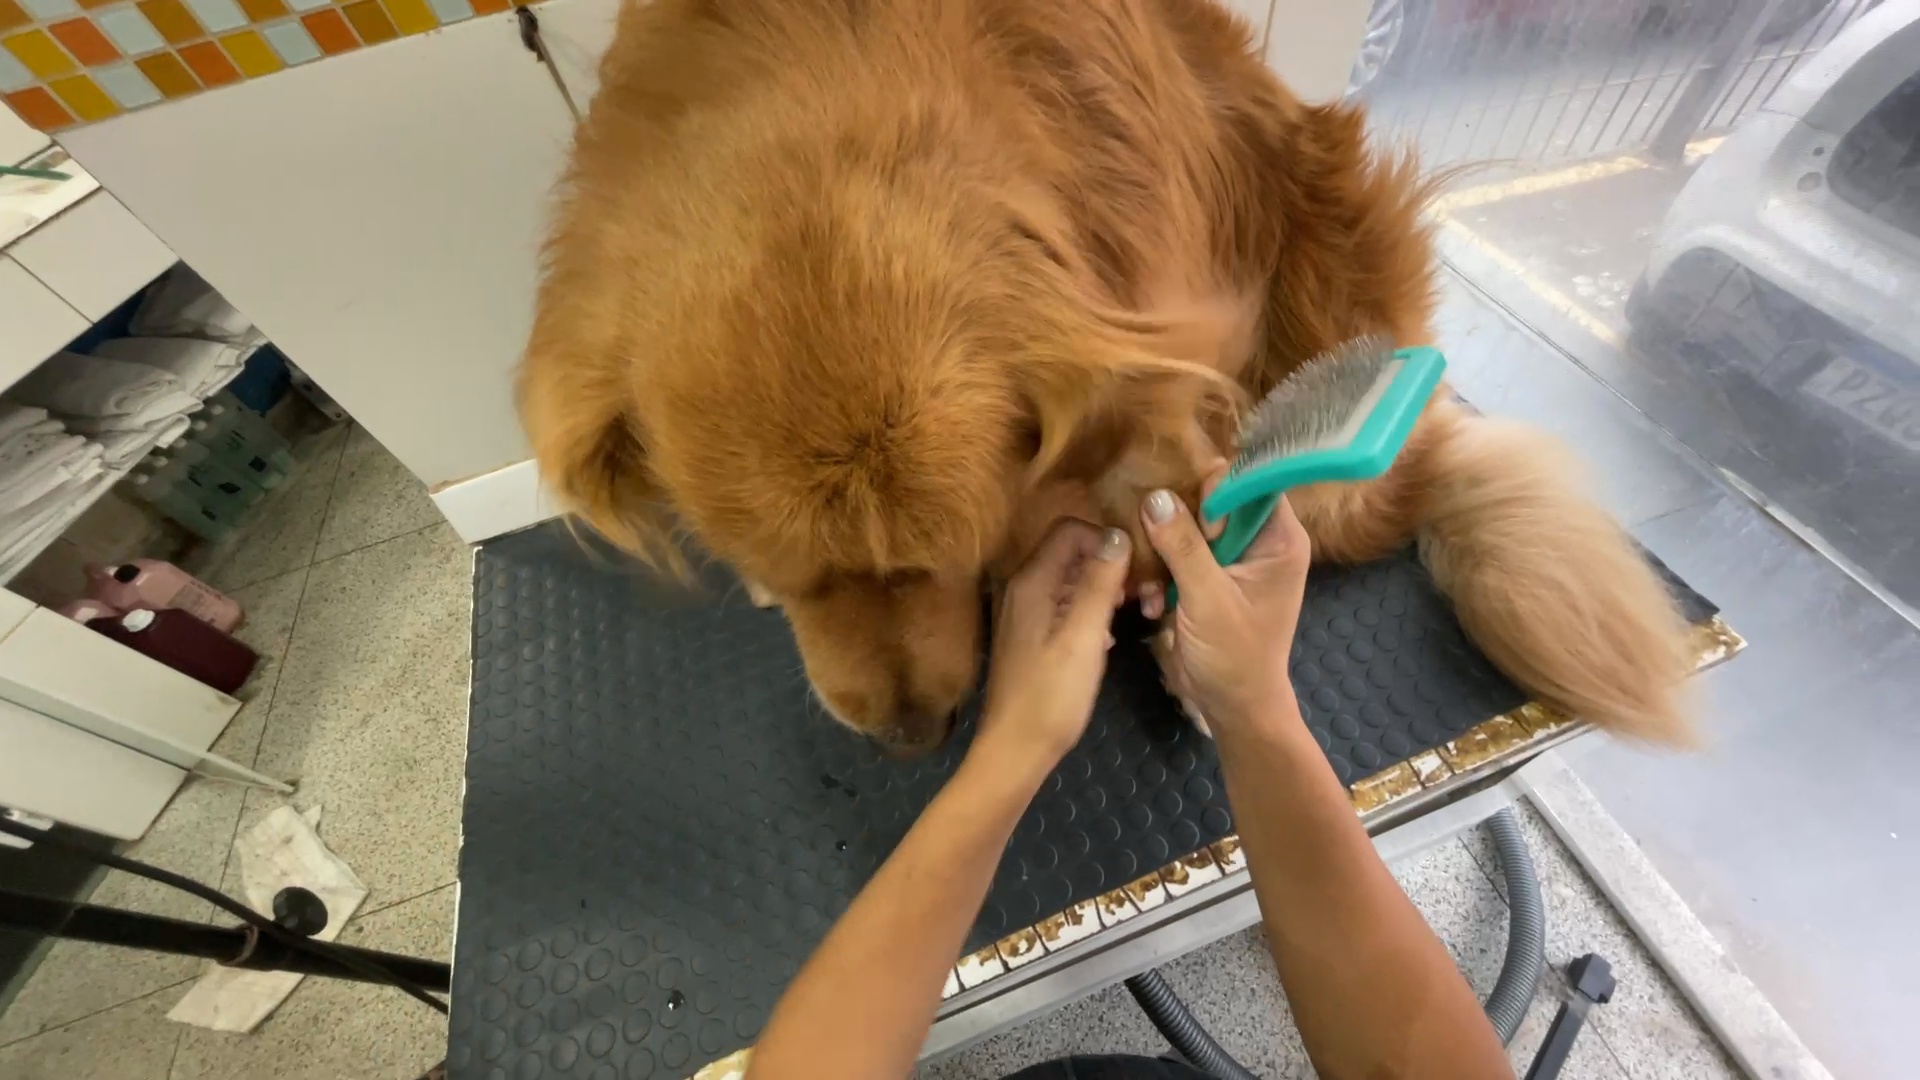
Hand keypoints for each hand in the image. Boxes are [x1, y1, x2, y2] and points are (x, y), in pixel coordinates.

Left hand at [975, 519, 1131, 766]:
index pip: (1070, 530)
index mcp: (1032, 581)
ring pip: (1070, 579)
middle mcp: (1023, 587)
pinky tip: (1106, 640)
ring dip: (1102, 590)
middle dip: (1108, 565)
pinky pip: (1064, 604)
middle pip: (1070, 552)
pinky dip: (1088, 611)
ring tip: (1130, 614)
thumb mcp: (1083, 636)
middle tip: (1141, 595)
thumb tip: (1118, 535)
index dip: (1107, 541)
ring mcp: (1025, 611)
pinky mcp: (1031, 633)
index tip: (1135, 569)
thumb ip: (1099, 583)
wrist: (1016, 747)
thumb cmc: (1052, 694)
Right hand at [1140, 488, 1310, 729]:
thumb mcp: (1207, 598)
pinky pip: (1178, 554)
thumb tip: (1156, 496)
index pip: (1250, 482)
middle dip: (1178, 522)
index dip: (1217, 490)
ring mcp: (1231, 560)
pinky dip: (1160, 573)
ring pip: (1188, 528)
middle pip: (1212, 501)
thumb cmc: (1234, 655)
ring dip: (1162, 552)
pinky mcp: (1207, 577)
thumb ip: (1183, 546)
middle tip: (1157, 545)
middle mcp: (1258, 541)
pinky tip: (1149, 601)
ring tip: (1150, 584)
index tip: (1192, 518)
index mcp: (1278, 539)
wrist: (1233, 707)